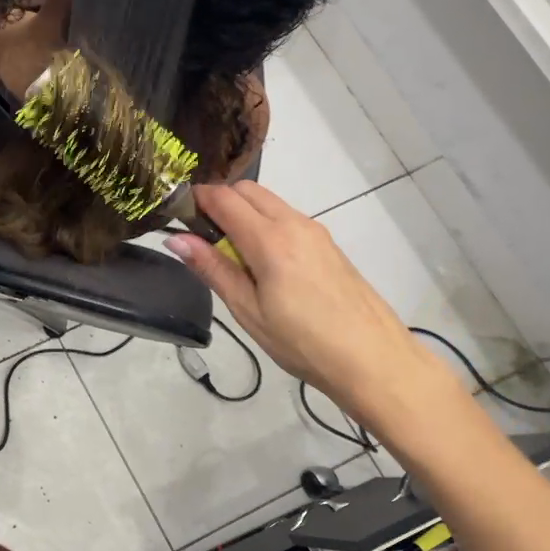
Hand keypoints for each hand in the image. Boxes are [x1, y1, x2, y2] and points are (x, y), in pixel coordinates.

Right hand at [165, 182, 439, 410]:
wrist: (374, 360)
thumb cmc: (302, 341)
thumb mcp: (247, 309)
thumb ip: (212, 268)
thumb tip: (176, 238)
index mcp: (270, 239)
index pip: (223, 198)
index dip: (195, 199)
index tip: (175, 217)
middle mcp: (294, 224)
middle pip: (247, 190)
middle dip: (218, 201)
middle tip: (200, 238)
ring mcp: (315, 232)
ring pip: (268, 202)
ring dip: (242, 213)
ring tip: (228, 255)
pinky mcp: (327, 244)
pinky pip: (286, 218)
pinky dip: (263, 224)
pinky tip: (259, 263)